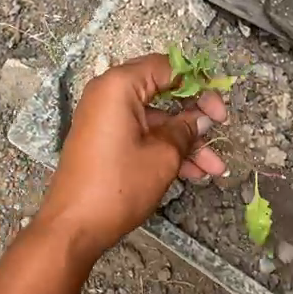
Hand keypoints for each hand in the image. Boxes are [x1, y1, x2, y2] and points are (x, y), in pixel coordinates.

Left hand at [34, 54, 229, 262]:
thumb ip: (185, 130)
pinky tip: (194, 173)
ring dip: (185, 139)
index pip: (167, 66)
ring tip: (214, 167)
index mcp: (119, 85)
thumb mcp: (162, 156)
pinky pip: (141, 133)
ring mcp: (105, 117)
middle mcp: (109, 93)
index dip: (199, 84)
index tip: (219, 110)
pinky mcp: (105, 139)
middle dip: (194, 112)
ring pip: (155, 118)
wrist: (72, 227)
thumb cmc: (117, 186)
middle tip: (219, 129)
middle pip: (162, 89)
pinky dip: (165, 148)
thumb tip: (200, 118)